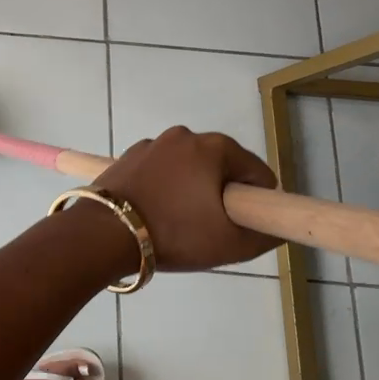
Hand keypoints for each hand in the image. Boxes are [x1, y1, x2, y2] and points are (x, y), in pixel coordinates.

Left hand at [90, 126, 280, 271]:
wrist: (104, 232)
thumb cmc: (175, 233)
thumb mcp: (234, 243)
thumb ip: (267, 234)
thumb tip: (274, 226)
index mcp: (213, 146)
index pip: (256, 173)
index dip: (256, 202)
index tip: (240, 225)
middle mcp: (182, 135)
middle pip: (220, 167)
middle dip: (221, 193)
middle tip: (209, 226)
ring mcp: (149, 144)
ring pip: (187, 169)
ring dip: (190, 189)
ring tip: (179, 221)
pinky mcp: (125, 157)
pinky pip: (159, 172)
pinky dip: (163, 187)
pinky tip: (155, 211)